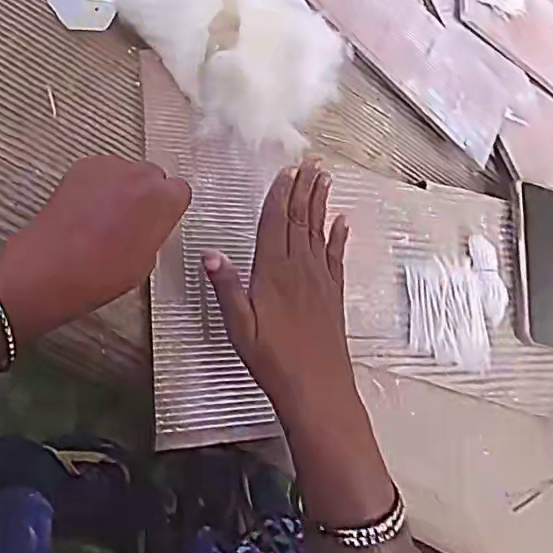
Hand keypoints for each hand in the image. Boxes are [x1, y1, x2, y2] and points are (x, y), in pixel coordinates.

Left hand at [0, 156, 190, 338]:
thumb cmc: (104, 272)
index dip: (167, 208)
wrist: (54, 264)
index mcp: (164, 199)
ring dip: (121, 187)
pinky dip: (97, 185)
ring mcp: (110, 165)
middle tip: (129, 220)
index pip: (179, 191)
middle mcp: (141, 174)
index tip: (156, 223)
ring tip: (102, 216)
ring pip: (126, 172)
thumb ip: (155, 230)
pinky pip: (101, 172)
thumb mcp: (146, 259)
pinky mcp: (83, 165)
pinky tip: (85, 208)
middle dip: (145, 194)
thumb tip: (148, 221)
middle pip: (153, 176)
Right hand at [206, 161, 357, 423]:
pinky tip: (342, 222)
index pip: (275, 224)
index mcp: (274, 272)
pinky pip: (336, 257)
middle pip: (300, 220)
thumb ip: (226, 287)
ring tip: (325, 178)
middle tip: (310, 162)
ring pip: (318, 231)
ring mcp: (320, 280)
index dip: (279, 196)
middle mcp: (299, 269)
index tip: (285, 172)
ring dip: (321, 203)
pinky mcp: (333, 295)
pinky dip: (339, 237)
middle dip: (304, 189)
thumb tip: (210, 253)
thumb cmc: (272, 359)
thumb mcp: (239, 325)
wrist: (318, 390)